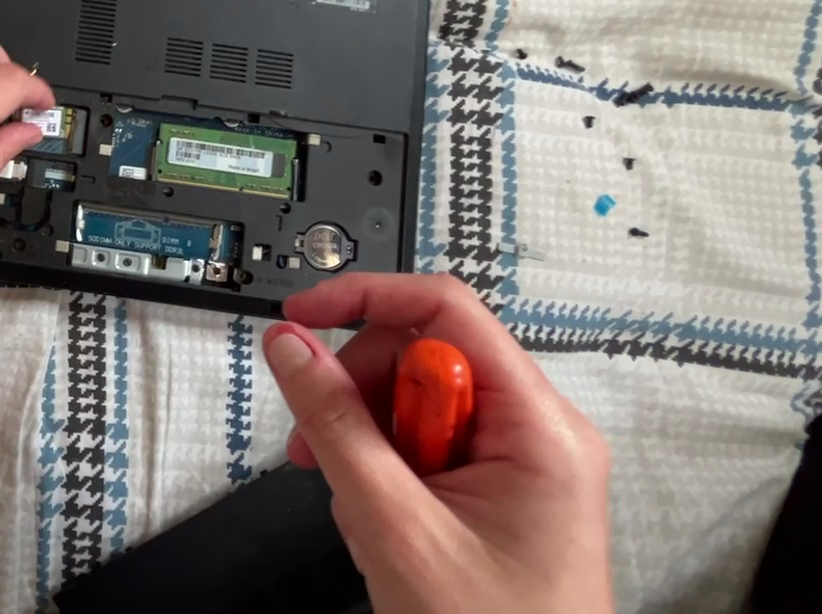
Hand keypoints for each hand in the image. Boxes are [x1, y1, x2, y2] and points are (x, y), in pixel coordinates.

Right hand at [262, 274, 612, 613]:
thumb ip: (334, 423)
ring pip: (405, 395)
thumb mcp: (394, 524)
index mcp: (536, 424)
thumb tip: (285, 341)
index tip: (296, 319)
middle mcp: (533, 426)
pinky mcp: (492, 481)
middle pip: (416, 352)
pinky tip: (376, 515)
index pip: (444, 308)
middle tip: (313, 447)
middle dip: (353, 389)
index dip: (363, 297)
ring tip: (353, 503)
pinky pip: (414, 436)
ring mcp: (514, 456)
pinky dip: (376, 463)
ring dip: (359, 435)